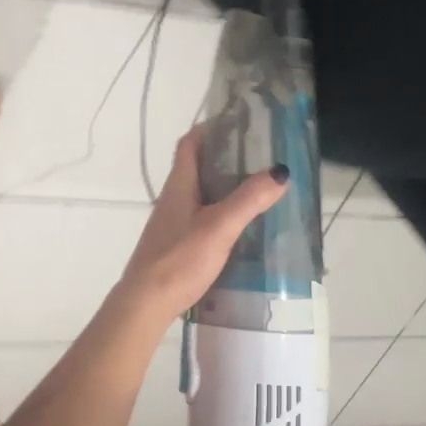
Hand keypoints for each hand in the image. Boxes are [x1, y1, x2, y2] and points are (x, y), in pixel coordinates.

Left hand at [116, 126, 289, 326]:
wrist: (146, 301)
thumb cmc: (180, 258)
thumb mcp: (220, 227)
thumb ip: (248, 200)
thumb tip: (279, 171)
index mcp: (179, 184)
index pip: (189, 144)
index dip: (208, 129)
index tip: (235, 124)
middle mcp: (172, 197)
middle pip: (195, 166)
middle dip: (222, 157)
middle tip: (256, 157)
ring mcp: (171, 221)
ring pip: (197, 192)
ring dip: (221, 185)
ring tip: (254, 188)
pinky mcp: (174, 242)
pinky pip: (198, 214)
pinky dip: (218, 209)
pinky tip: (237, 225)